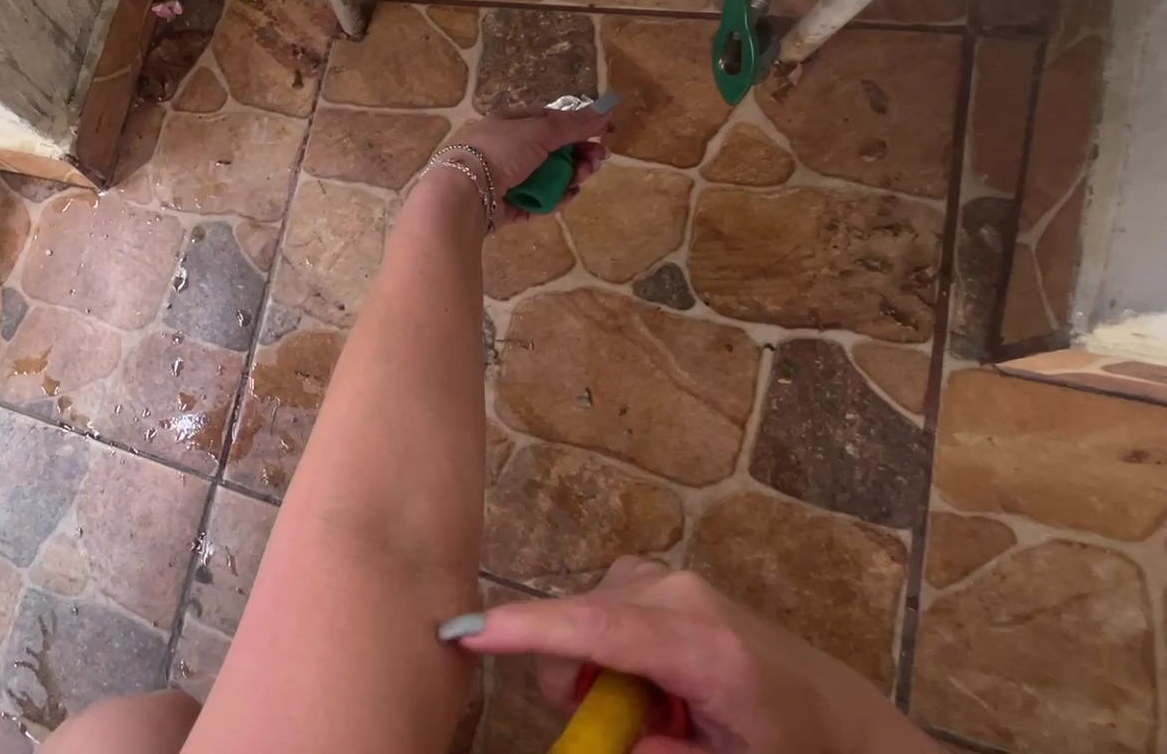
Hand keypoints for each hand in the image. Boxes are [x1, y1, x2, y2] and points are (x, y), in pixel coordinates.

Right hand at [440, 557, 938, 753]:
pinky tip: (650, 679)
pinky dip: (604, 649)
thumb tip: (604, 733)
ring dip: (591, 665)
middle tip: (615, 728)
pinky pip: (600, 608)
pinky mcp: (658, 578)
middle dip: (568, 676)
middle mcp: (679, 596)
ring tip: (651, 708)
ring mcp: (667, 579)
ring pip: (585, 616)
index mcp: (705, 649)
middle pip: (579, 623)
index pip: (598, 629)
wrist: (848, 722)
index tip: (466, 632)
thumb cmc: (794, 752)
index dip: (529, 630)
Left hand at [446, 106, 611, 224]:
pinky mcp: (505, 206)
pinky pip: (536, 200)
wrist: (464, 192)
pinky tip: (565, 198)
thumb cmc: (499, 152)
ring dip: (569, 179)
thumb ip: (573, 123)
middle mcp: (505, 149)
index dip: (579, 128)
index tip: (605, 136)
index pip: (550, 122)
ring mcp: (504, 179)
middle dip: (579, 157)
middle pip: (553, 152)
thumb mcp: (540, 130)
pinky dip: (553, 199)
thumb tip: (607, 109)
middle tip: (595, 164)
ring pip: (547, 178)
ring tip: (578, 181)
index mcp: (508, 124)